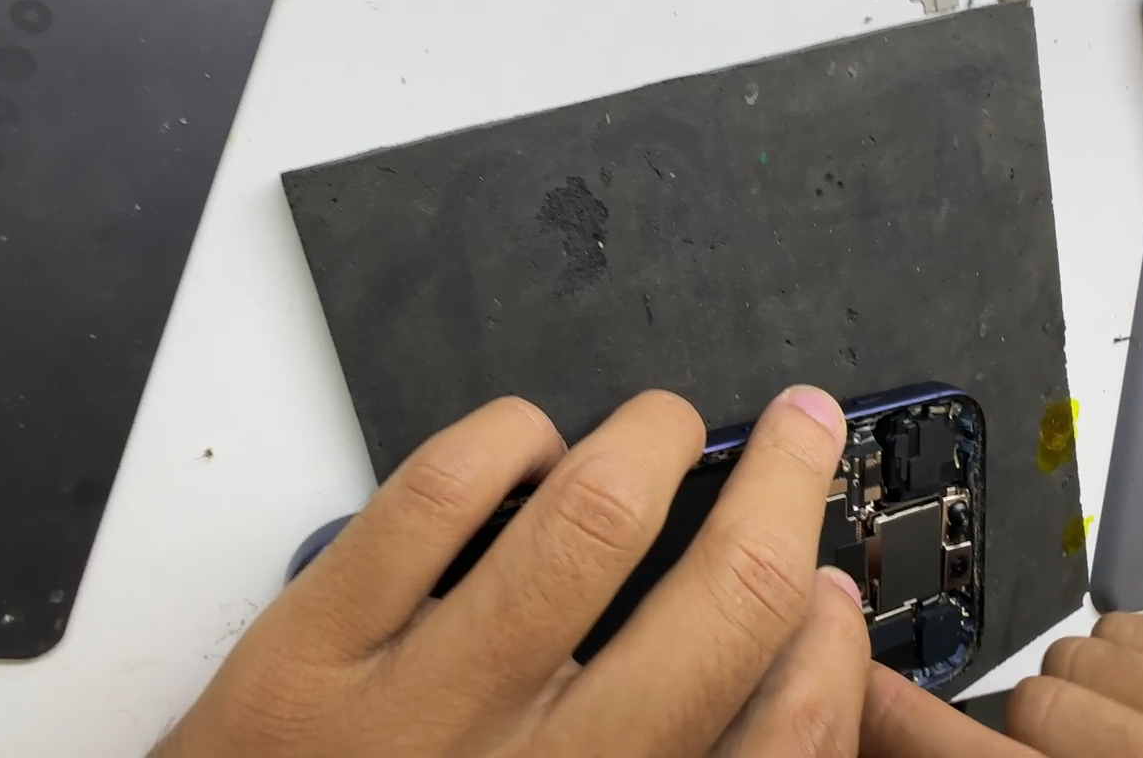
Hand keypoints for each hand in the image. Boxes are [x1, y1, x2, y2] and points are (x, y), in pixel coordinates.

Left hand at [156, 385, 873, 756]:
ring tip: (663, 419)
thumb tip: (771, 647)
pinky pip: (435, 495)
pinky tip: (524, 438)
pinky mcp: (314, 645)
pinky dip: (503, 437)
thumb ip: (661, 751)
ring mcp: (414, 708)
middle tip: (795, 428)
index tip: (828, 582)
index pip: (783, 743)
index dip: (827, 644)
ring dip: (648, 437)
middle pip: (714, 603)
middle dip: (780, 485)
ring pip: (583, 522)